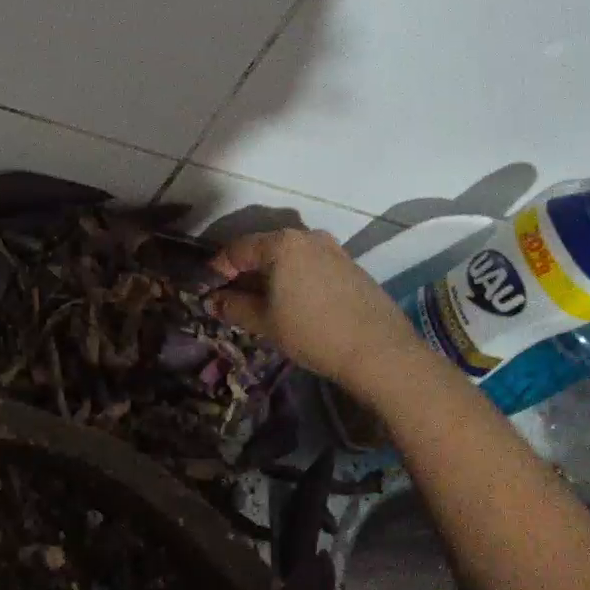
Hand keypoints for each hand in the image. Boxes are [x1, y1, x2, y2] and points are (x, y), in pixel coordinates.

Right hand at [208, 228, 423, 393]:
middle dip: (246, 271)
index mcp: (282, 244)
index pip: (238, 249)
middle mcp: (307, 237)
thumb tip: (212, 301)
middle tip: (233, 296)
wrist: (380, 352)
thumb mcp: (265, 322)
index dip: (218, 268)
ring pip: (290, 257)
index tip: (208, 288)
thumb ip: (234, 307)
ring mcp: (334, 250)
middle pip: (265, 249)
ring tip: (264, 301)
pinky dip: (297, 278)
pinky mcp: (351, 267)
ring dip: (272, 275)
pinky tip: (296, 303)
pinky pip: (312, 265)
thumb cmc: (313, 332)